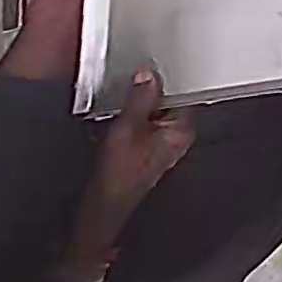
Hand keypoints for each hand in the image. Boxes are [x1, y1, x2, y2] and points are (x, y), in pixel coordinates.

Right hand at [75, 67, 194, 255]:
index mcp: (182, 130)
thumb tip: (148, 74)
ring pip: (155, 113)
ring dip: (140, 104)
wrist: (97, 216)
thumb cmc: (114, 180)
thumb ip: (139, 100)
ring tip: (126, 93)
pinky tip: (119, 113)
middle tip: (137, 76)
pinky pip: (144, 125)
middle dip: (152, 90)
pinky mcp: (146, 151)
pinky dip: (133, 117)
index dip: (170, 78)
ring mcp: (163, 145)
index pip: (184, 93)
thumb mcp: (125, 131)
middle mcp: (177, 136)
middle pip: (169, 101)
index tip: (157, 65)